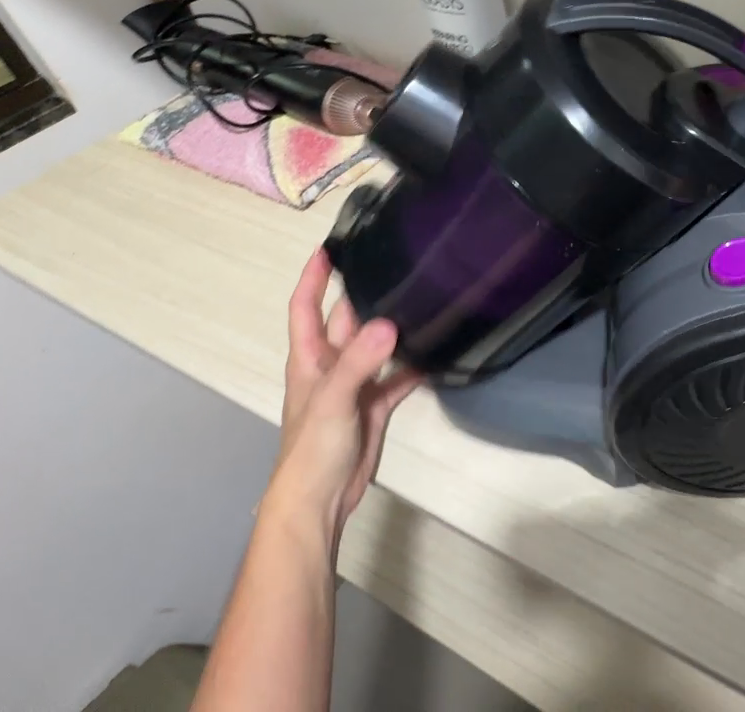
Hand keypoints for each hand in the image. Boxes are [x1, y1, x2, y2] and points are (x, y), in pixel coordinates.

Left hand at [267, 248, 423, 536]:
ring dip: (394, 327)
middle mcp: (331, 365)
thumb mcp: (332, 400)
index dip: (314, 277)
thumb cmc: (312, 447)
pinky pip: (398, 377)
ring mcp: (355, 385)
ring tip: (425, 298)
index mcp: (309, 358)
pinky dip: (415, 366)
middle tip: (399, 263)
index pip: (306, 306)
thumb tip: (389, 323)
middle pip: (347, 320)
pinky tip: (439, 352)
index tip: (331, 246)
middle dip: (366, 293)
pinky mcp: (376, 405)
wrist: (320, 499)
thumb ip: (359, 362)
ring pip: (376, 346)